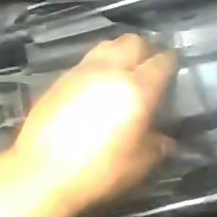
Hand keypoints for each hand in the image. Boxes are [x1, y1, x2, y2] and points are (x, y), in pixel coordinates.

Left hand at [8, 34, 174, 212]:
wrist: (41, 174)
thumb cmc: (99, 171)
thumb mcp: (140, 164)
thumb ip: (158, 145)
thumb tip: (165, 138)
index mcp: (137, 88)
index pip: (162, 61)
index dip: (172, 63)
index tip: (175, 71)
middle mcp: (111, 70)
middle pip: (134, 41)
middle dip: (146, 50)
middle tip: (149, 68)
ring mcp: (82, 72)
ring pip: (108, 45)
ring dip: (120, 53)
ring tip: (122, 73)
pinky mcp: (60, 80)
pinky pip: (86, 62)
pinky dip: (97, 68)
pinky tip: (95, 88)